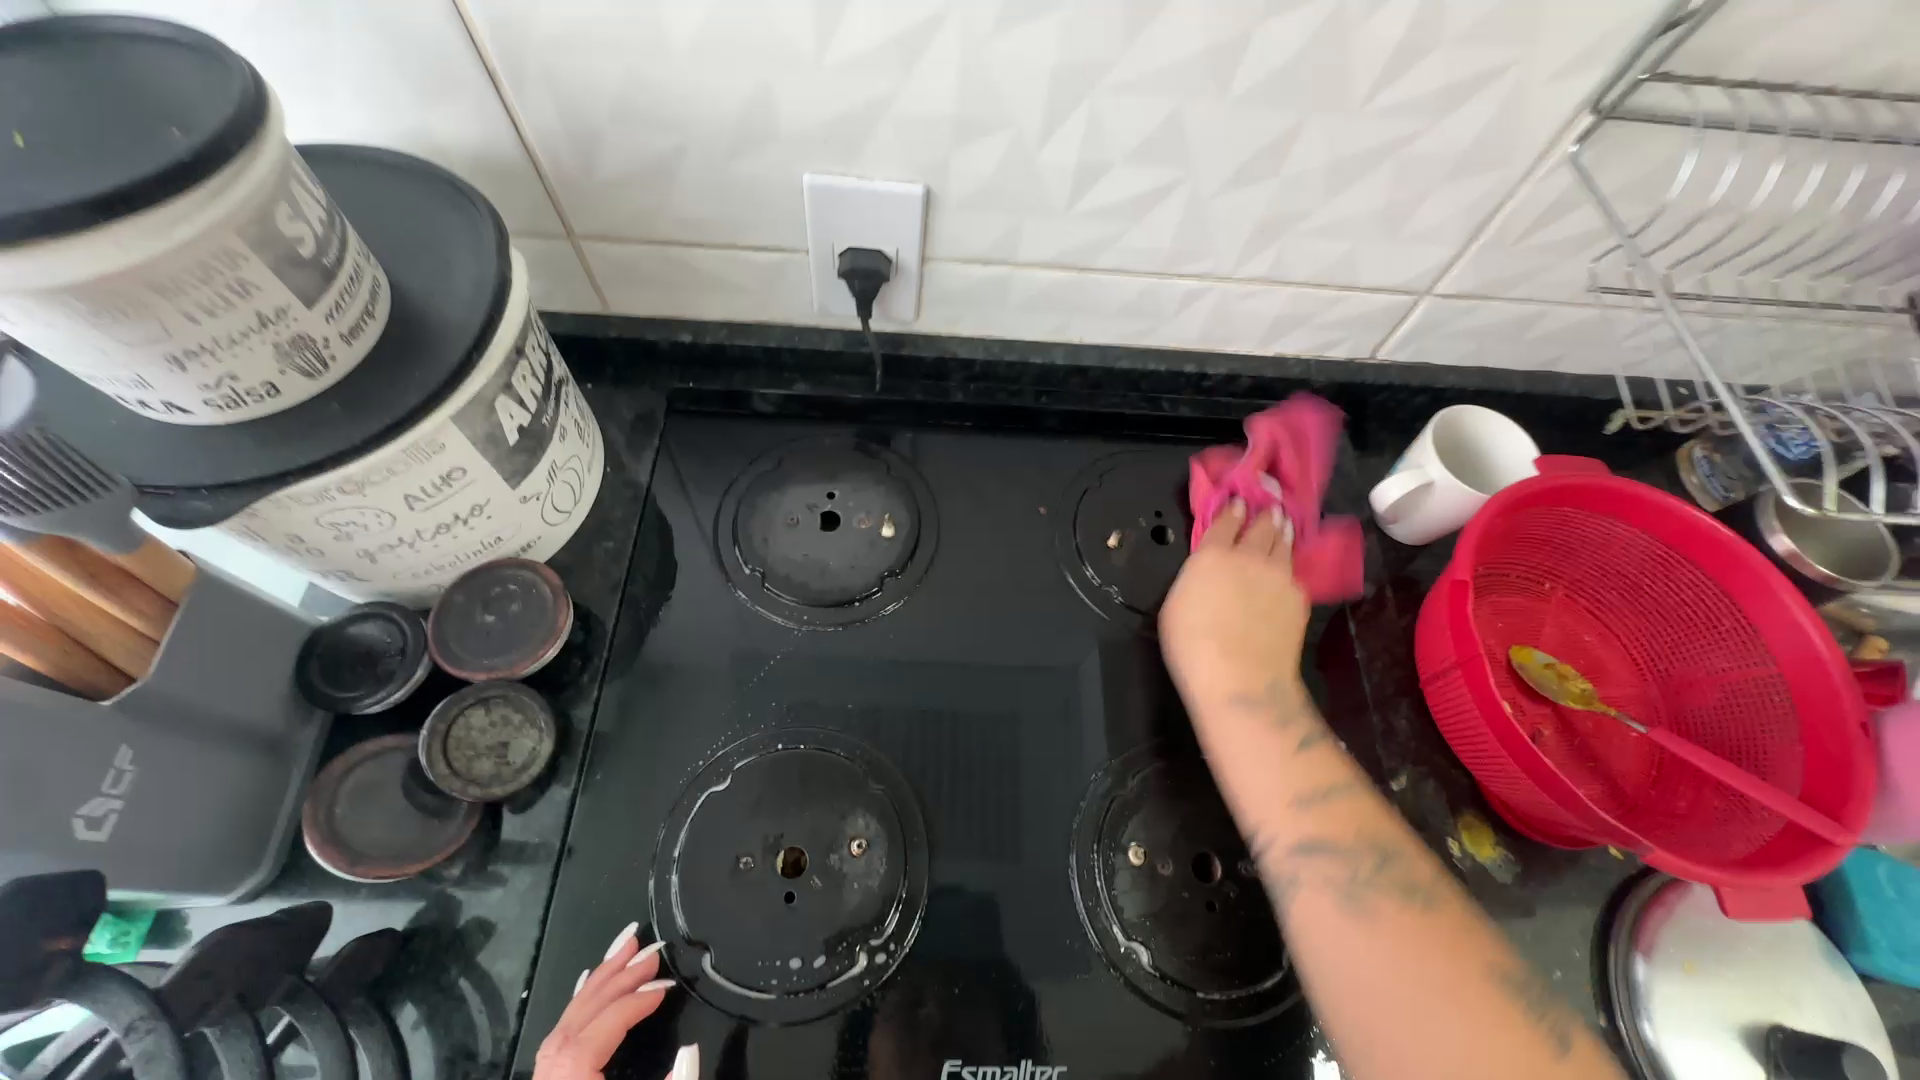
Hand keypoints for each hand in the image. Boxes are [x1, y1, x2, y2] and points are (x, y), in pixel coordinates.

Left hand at [533, 922, 694, 1079]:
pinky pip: (559, 1034)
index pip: (608, 1023)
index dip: (637, 1000)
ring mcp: (545, 1075)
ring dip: (600, 981)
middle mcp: (551, 1071)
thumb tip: (689, 1049)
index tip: (666, 986)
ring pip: (568, 1018)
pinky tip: (589, 985)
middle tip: (649, 952)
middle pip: (584, 1012)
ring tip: (625, 949)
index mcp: (573, 1075)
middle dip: (619, 977)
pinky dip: (578, 1003)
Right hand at [1159, 498, 1309, 706]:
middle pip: (1261, 526)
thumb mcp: (1175, 604)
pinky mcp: (1298, 596)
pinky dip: (1290, 564)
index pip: (1225, 522)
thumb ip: (1194, 577)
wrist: (1240, 678)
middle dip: (1264, 514)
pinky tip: (1288, 568)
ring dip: (1282, 531)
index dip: (1232, 510)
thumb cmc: (1191, 646)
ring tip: (1284, 524)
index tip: (1238, 503)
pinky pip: (1294, 572)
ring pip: (1284, 543)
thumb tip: (1207, 570)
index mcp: (1211, 556)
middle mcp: (1248, 556)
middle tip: (1269, 508)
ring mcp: (1278, 575)